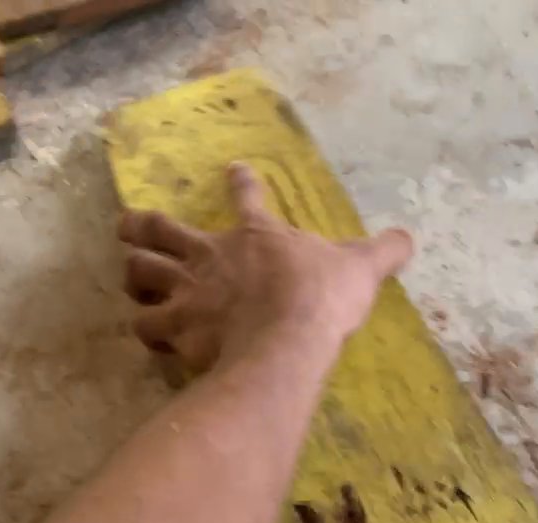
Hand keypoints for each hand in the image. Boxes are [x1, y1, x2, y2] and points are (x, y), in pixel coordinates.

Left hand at [118, 162, 412, 378]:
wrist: (289, 337)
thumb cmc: (322, 298)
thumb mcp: (361, 269)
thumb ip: (382, 252)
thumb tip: (409, 239)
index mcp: (257, 235)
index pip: (248, 197)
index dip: (241, 183)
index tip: (234, 171)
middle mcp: (211, 256)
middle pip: (160, 229)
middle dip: (140, 226)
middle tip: (128, 226)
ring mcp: (189, 291)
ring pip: (139, 274)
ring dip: (134, 278)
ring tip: (135, 284)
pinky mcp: (178, 328)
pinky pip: (146, 327)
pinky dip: (147, 331)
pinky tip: (153, 336)